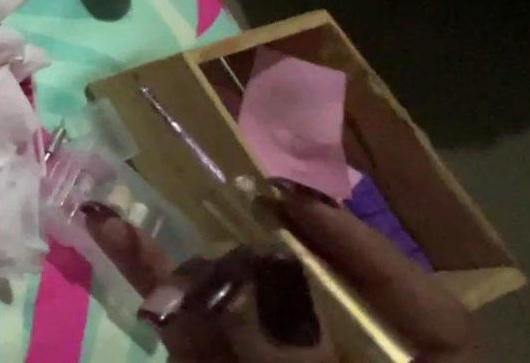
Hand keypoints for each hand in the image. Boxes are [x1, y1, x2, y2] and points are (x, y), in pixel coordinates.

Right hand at [84, 181, 479, 360]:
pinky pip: (193, 336)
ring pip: (237, 313)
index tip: (281, 196)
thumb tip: (262, 277)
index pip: (420, 314)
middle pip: (309, 301)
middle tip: (190, 194)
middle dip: (245, 247)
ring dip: (179, 261)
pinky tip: (110, 237)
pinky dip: (155, 292)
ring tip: (119, 215)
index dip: (356, 248)